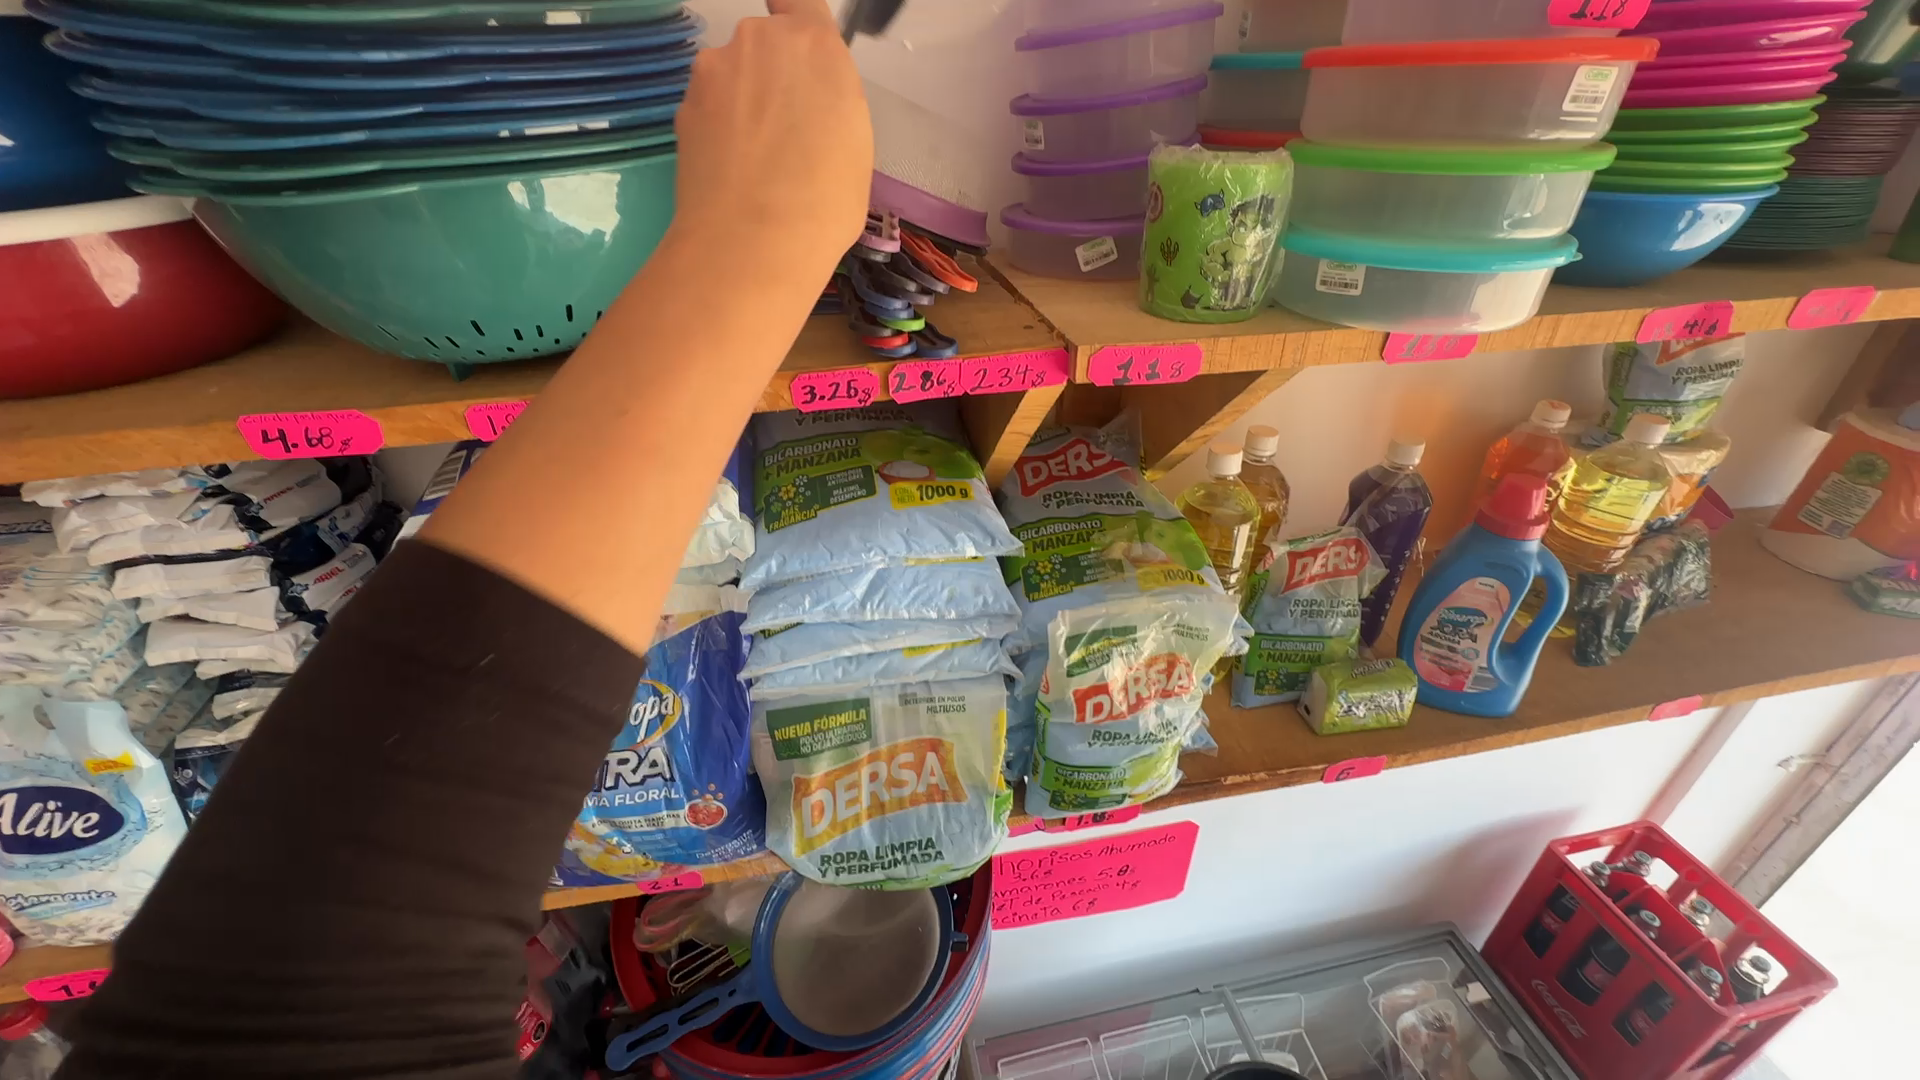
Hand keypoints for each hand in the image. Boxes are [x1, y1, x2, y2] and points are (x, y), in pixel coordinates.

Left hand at [670, 0, 872, 275]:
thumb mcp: (855, 151)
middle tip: (784, 138)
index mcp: (815, 46)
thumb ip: (830, 108)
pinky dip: (717, 135)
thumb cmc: (825, 204)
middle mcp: (760, 41)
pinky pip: (707, 111)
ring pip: (731, 78)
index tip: (797, 57)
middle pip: (764, 47)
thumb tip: (807, 111)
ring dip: (740, 108)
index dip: (795, 20)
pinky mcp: (682, 107)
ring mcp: (713, 72)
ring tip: (754, 166)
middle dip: (770, 80)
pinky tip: (730, 176)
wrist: (754, 244)